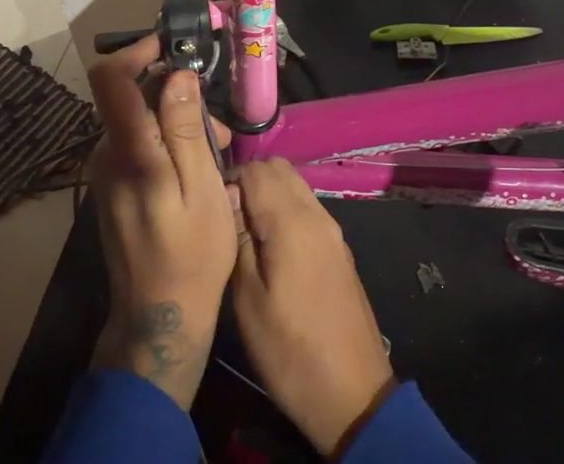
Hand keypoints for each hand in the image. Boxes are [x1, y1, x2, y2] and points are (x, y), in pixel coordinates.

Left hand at [85, 34, 235, 409]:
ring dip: (176, 126)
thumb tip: (177, 74)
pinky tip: (196, 175)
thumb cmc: (192, 255)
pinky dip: (165, 146)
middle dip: (176, 98)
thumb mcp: (203, 190)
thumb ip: (186, 129)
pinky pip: (135, 147)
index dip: (137, 51)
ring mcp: (104, 173)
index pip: (109, 79)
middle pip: (131, 98)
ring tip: (217, 158)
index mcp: (129, 152)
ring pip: (137, 123)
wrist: (158, 317)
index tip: (173, 46)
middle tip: (220, 130)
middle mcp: (105, 155)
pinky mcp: (109, 189)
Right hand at [231, 158, 395, 457]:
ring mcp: (333, 231)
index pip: (256, 169)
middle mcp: (318, 216)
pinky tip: (269, 249)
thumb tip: (228, 199)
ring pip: (295, 187)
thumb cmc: (290, 351)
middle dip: (249, 182)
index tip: (211, 210)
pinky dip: (286, 212)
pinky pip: (308, 209)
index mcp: (294, 223)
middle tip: (226, 219)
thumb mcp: (248, 300)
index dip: (229, 181)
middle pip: (279, 170)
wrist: (352, 393)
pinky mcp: (339, 249)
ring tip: (243, 235)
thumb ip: (238, 240)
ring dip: (268, 196)